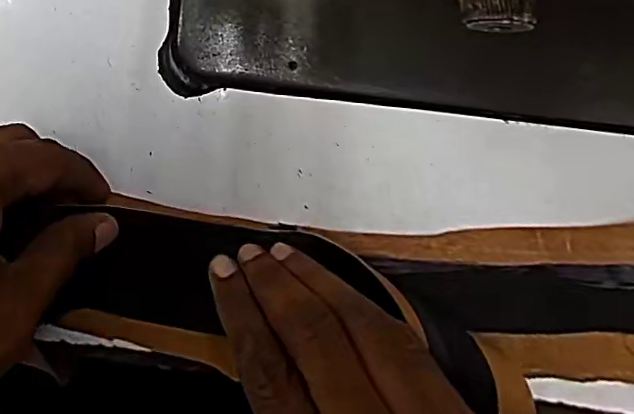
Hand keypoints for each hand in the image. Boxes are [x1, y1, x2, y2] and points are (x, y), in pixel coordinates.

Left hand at [0, 125, 117, 413]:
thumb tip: (94, 228)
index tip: (100, 201)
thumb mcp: (11, 307)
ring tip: (36, 231)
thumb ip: (64, 252)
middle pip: (11, 146)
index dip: (82, 178)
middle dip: (49, 175)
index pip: (45, 156)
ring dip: (12, 181)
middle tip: (76, 215)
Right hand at [211, 242, 472, 413]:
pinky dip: (369, 306)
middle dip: (275, 289)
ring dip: (319, 283)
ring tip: (284, 255)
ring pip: (367, 329)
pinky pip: (410, 345)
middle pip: (317, 342)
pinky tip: (347, 290)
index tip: (223, 278)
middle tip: (247, 255)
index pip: (273, 378)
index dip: (242, 317)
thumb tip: (258, 363)